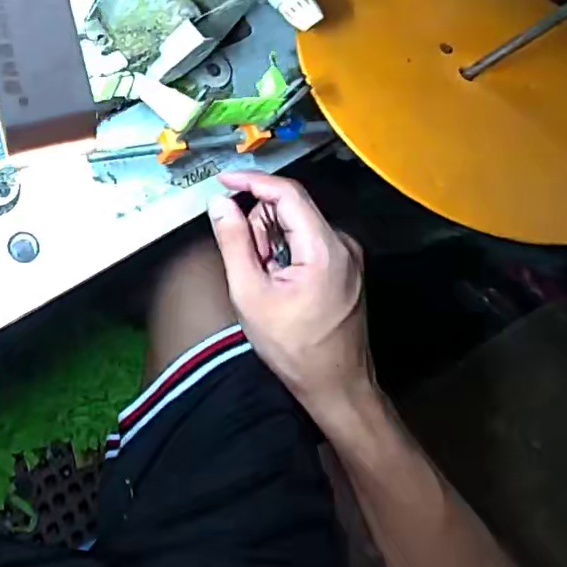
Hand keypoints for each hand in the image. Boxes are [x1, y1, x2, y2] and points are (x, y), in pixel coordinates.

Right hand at [206, 170, 370, 416]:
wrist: (336, 385)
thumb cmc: (296, 348)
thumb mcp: (250, 293)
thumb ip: (233, 242)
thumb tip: (220, 204)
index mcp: (324, 247)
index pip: (286, 192)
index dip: (251, 182)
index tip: (224, 181)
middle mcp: (342, 243)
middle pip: (289, 207)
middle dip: (259, 226)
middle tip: (251, 264)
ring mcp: (346, 254)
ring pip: (294, 223)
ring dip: (270, 241)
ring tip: (267, 279)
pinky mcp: (343, 264)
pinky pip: (305, 238)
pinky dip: (284, 251)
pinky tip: (280, 281)